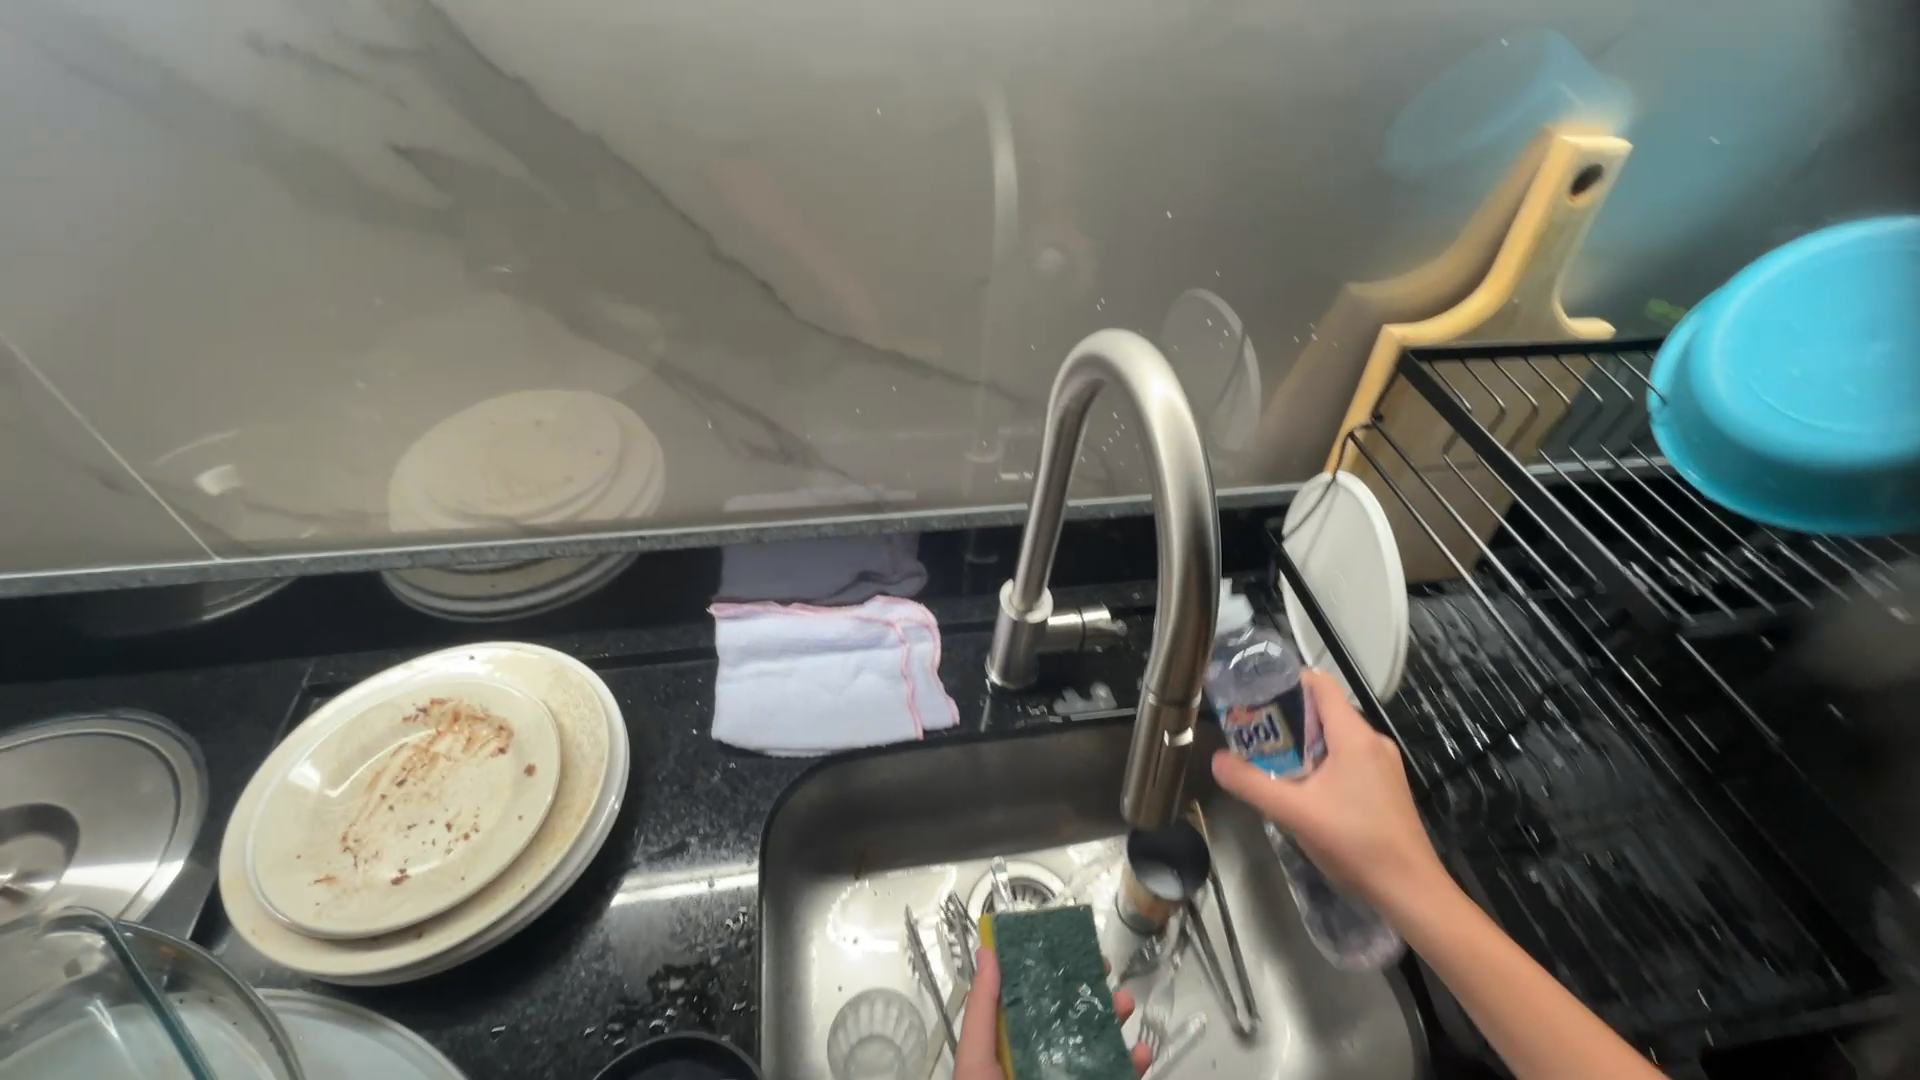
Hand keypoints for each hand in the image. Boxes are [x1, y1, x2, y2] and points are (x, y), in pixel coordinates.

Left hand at [954, 947, 1152, 1079]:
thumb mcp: (977, 1060)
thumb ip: (983, 1007)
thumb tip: (987, 949)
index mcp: (1011, 1047)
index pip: (1033, 1000)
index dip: (1052, 972)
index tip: (1073, 946)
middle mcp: (1042, 1062)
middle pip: (1070, 1019)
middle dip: (1090, 992)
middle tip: (1105, 971)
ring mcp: (1070, 1078)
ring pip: (1098, 1046)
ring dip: (1115, 1021)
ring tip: (1124, 1005)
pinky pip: (1118, 1078)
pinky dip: (1134, 1066)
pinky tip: (1141, 1055)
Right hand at [1211, 670, 1445, 909]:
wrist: (1409, 890)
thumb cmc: (1354, 842)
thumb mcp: (1292, 812)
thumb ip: (1250, 783)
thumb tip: (1216, 760)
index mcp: (1353, 735)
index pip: (1320, 684)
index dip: (1286, 680)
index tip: (1254, 691)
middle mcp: (1371, 741)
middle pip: (1323, 710)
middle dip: (1285, 716)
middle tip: (1251, 730)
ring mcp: (1382, 764)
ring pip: (1333, 737)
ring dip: (1301, 742)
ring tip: (1269, 758)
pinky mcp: (1385, 786)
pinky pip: (1346, 758)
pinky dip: (1320, 761)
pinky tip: (1302, 787)